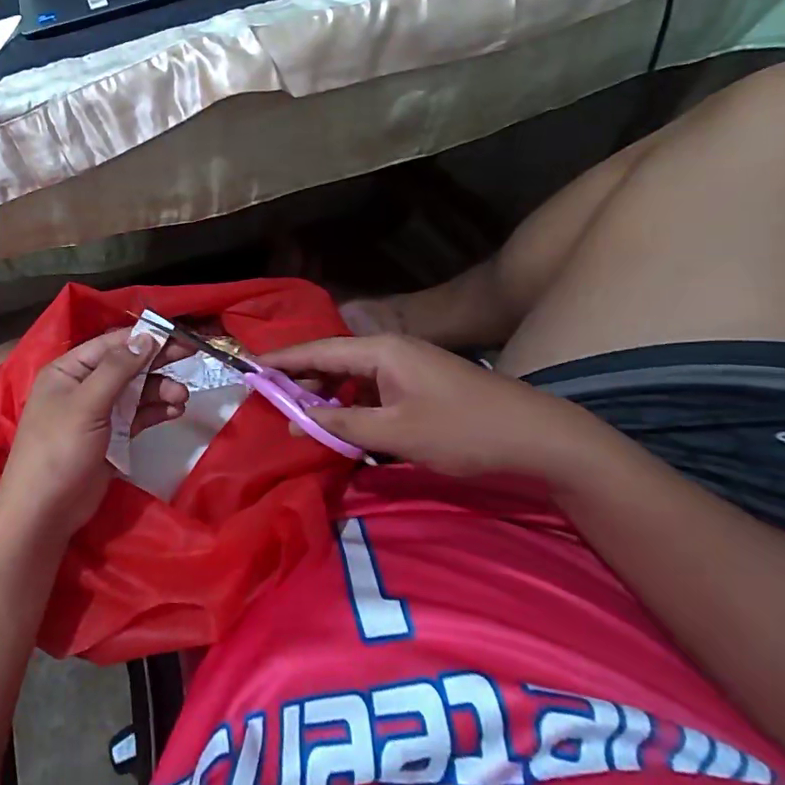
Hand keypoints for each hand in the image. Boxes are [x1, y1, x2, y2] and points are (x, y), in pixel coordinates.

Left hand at [0, 330, 189, 539]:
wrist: (44, 513)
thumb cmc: (58, 450)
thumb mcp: (86, 404)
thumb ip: (117, 369)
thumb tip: (145, 338)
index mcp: (68, 370)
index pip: (111, 344)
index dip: (144, 338)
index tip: (177, 334)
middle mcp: (83, 386)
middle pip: (127, 365)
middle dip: (158, 362)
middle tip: (191, 355)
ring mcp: (98, 413)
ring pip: (136, 391)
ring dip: (160, 390)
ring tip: (181, 398)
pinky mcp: (111, 436)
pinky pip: (137, 415)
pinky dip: (155, 411)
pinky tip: (174, 412)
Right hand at [264, 335, 580, 478]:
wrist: (534, 435)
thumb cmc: (462, 430)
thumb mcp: (396, 433)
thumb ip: (342, 424)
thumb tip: (297, 419)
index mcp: (382, 349)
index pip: (319, 349)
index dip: (283, 359)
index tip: (250, 368)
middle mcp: (392, 349)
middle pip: (334, 360)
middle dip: (303, 381)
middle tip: (272, 404)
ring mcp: (409, 366)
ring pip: (354, 377)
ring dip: (329, 396)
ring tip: (303, 418)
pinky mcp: (422, 384)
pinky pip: (375, 389)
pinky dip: (355, 405)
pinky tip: (346, 426)